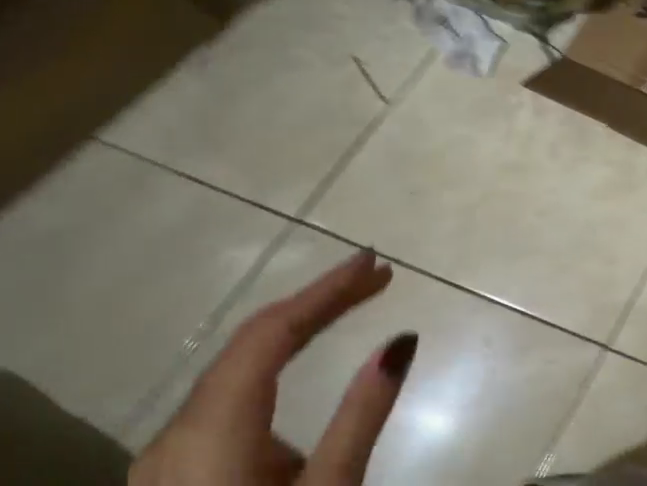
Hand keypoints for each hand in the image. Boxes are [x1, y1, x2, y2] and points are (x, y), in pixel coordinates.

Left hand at [132, 249, 415, 485]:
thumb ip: (363, 413)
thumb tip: (403, 340)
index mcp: (212, 431)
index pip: (270, 333)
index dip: (324, 290)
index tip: (375, 261)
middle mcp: (175, 435)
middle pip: (249, 345)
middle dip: (317, 303)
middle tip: (377, 275)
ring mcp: (164, 459)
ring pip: (234, 371)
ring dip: (296, 332)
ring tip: (352, 303)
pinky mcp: (170, 476)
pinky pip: (223, 399)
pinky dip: (270, 367)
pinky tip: (300, 366)